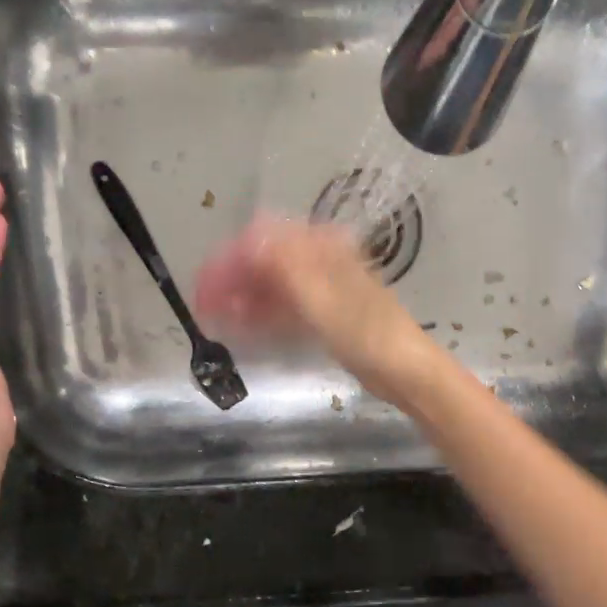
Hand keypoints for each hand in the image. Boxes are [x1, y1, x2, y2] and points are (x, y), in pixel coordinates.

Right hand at [193, 215, 442, 405]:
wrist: (405, 370)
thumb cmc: (366, 333)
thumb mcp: (321, 298)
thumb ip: (283, 266)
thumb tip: (247, 237)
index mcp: (320, 247)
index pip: (263, 236)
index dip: (230, 257)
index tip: (204, 283)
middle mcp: (318, 261)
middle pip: (263, 262)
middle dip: (231, 280)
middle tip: (202, 308)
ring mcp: (320, 290)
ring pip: (270, 287)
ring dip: (242, 301)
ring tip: (216, 323)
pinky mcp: (322, 316)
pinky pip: (282, 310)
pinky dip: (261, 317)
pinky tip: (241, 331)